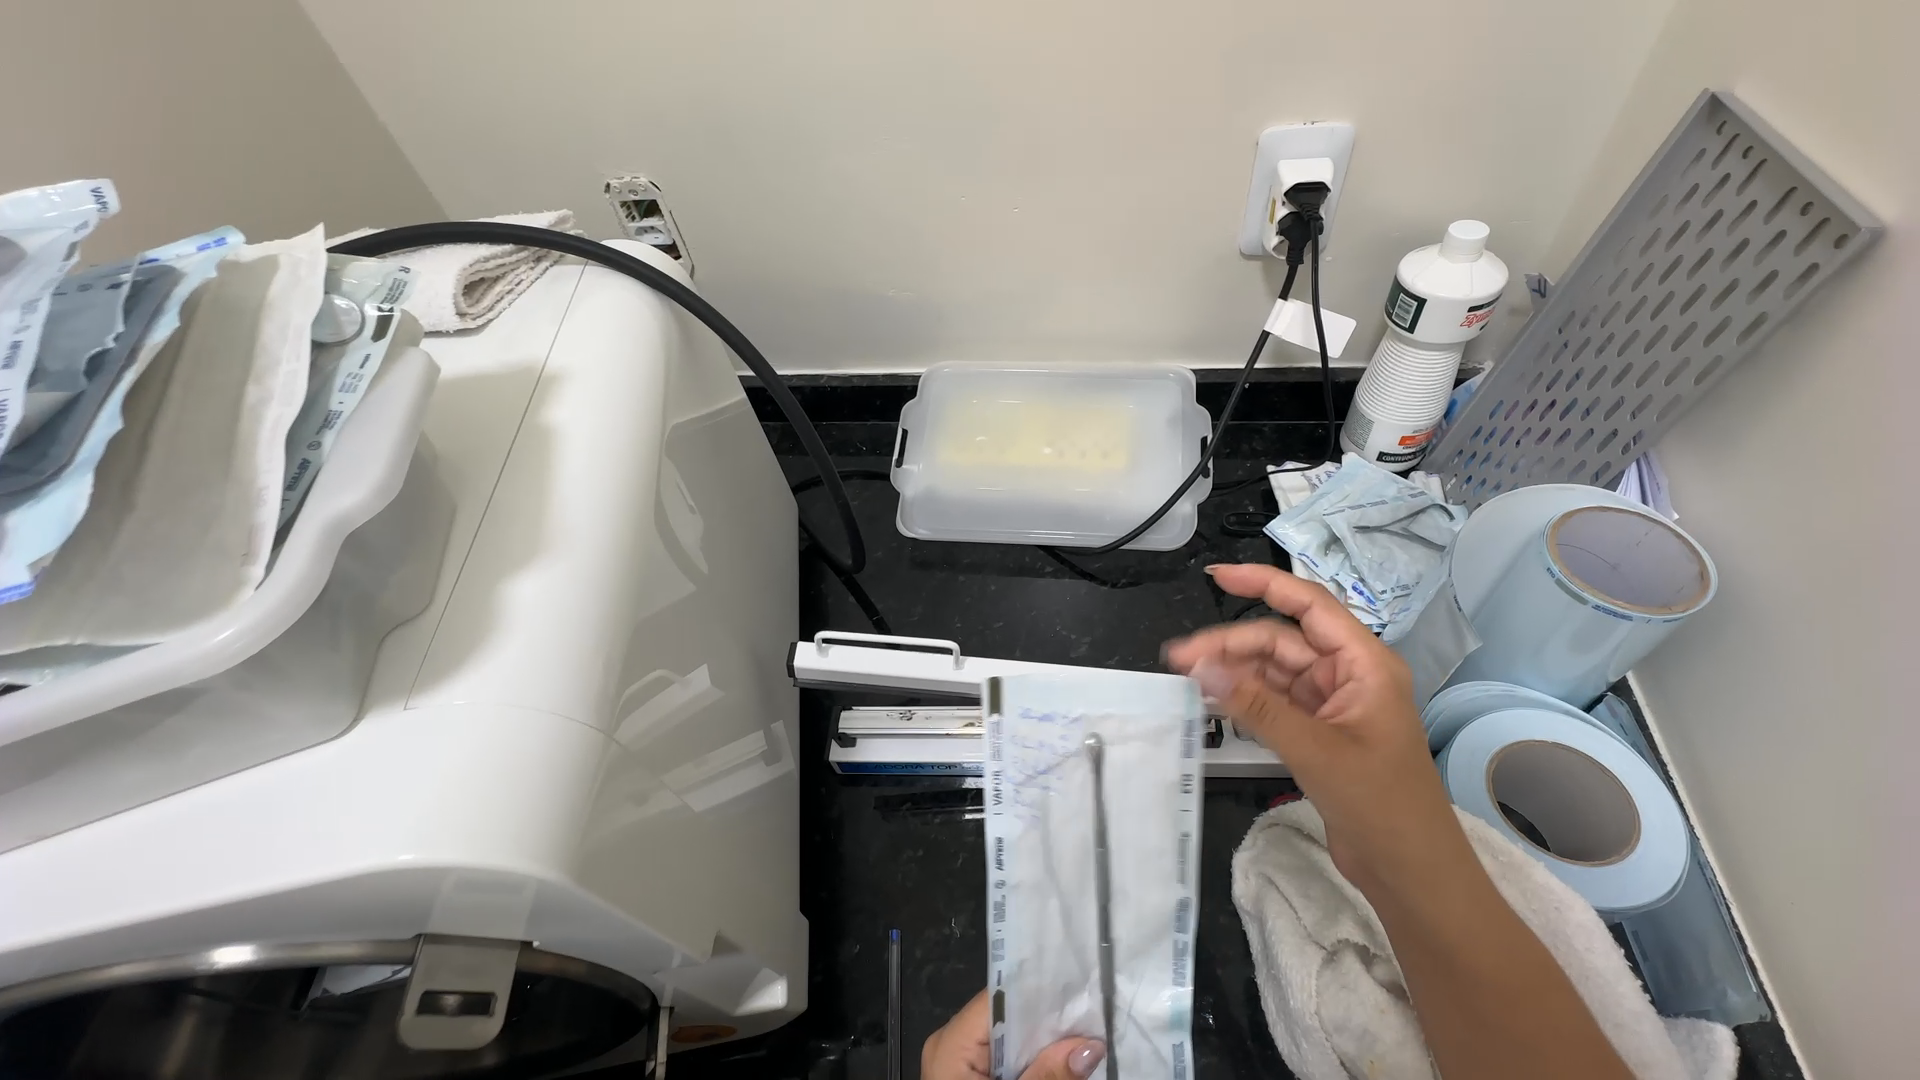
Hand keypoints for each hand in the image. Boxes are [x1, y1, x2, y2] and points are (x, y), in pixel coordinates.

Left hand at [922, 989, 1105, 1079]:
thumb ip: (1050, 1077)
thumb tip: (1092, 1044)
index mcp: (951, 1044)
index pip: (999, 999)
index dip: (1039, 993)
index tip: (1080, 987)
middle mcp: (952, 1044)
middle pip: (1005, 1016)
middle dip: (1048, 1019)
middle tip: (1092, 1010)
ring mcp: (959, 1063)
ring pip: (1009, 1038)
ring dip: (1045, 1041)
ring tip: (1086, 1029)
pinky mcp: (971, 1079)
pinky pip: (1004, 1058)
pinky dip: (1031, 1060)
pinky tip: (1062, 1057)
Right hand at [1164, 563, 1472, 897]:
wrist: (1410, 872)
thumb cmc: (1380, 804)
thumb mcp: (1315, 749)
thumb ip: (1256, 705)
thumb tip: (1200, 668)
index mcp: (1364, 663)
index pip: (1308, 605)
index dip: (1262, 584)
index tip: (1216, 577)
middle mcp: (1347, 674)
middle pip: (1280, 641)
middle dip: (1231, 644)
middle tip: (1180, 660)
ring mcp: (1331, 703)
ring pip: (1272, 670)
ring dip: (1233, 671)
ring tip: (1187, 678)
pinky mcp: (1317, 730)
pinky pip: (1273, 700)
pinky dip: (1243, 698)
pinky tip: (1212, 698)